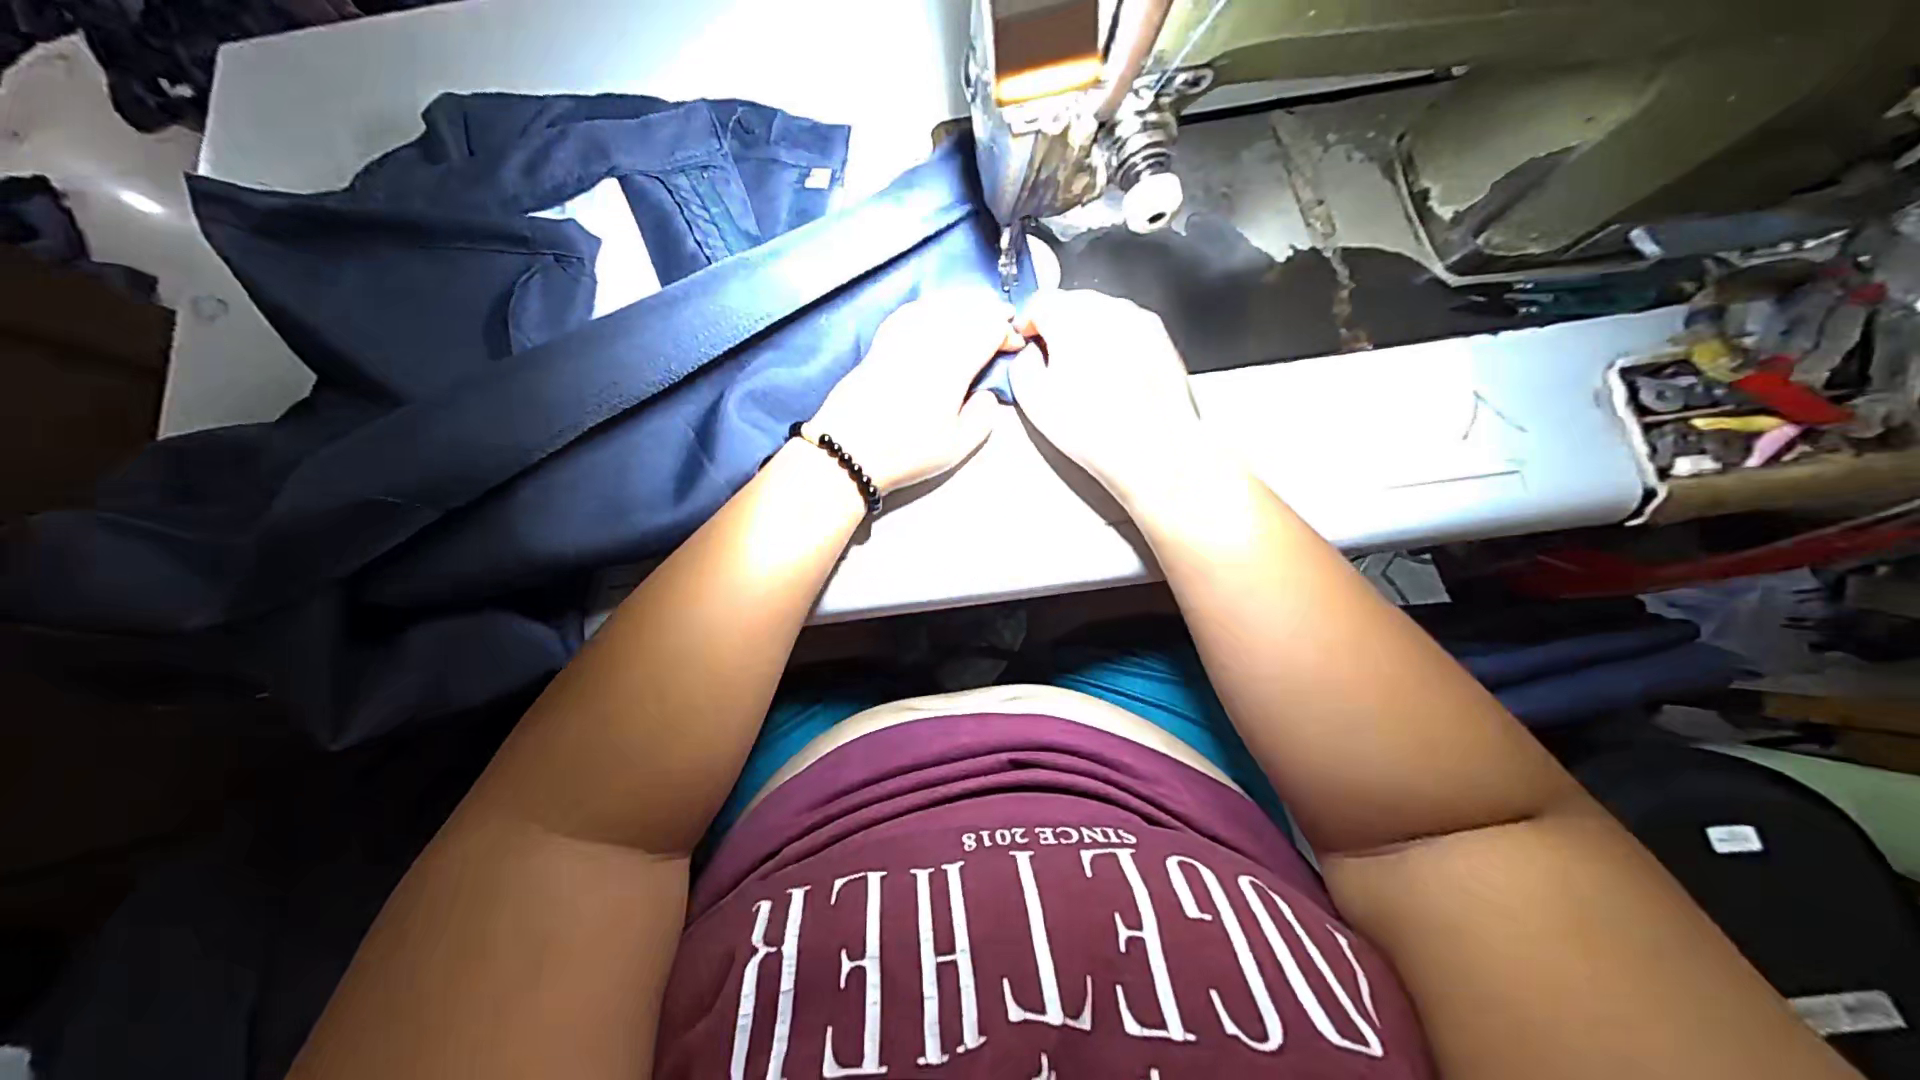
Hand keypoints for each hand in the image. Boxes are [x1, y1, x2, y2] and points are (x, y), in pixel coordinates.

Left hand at [805, 293, 1022, 492]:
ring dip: (962, 304)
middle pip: (966, 309)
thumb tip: (987, 394)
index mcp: (953, 363)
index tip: (1014, 345)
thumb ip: (982, 417)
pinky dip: (929, 307)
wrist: (847, 449)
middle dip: (989, 312)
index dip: (1007, 333)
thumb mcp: (956, 447)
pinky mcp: (880, 342)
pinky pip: (909, 312)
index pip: (989, 329)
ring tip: (974, 313)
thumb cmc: (905, 451)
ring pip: (938, 304)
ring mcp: (900, 337)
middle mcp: (928, 340)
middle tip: (1000, 322)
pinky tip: (933, 313)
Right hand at [1010, 290, 1210, 505]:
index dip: (1027, 323)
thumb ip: (1021, 364)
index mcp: (1073, 318)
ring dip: (1087, 335)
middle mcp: (1110, 310)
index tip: (1026, 342)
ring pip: (1102, 315)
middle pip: (1072, 303)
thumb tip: (1031, 353)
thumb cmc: (1095, 431)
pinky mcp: (1162, 339)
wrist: (1154, 453)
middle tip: (1052, 363)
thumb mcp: (1033, 400)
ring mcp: (1141, 322)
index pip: (1039, 301)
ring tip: (1085, 376)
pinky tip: (1112, 380)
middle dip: (1058, 326)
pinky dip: (1114, 345)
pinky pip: (1127, 330)